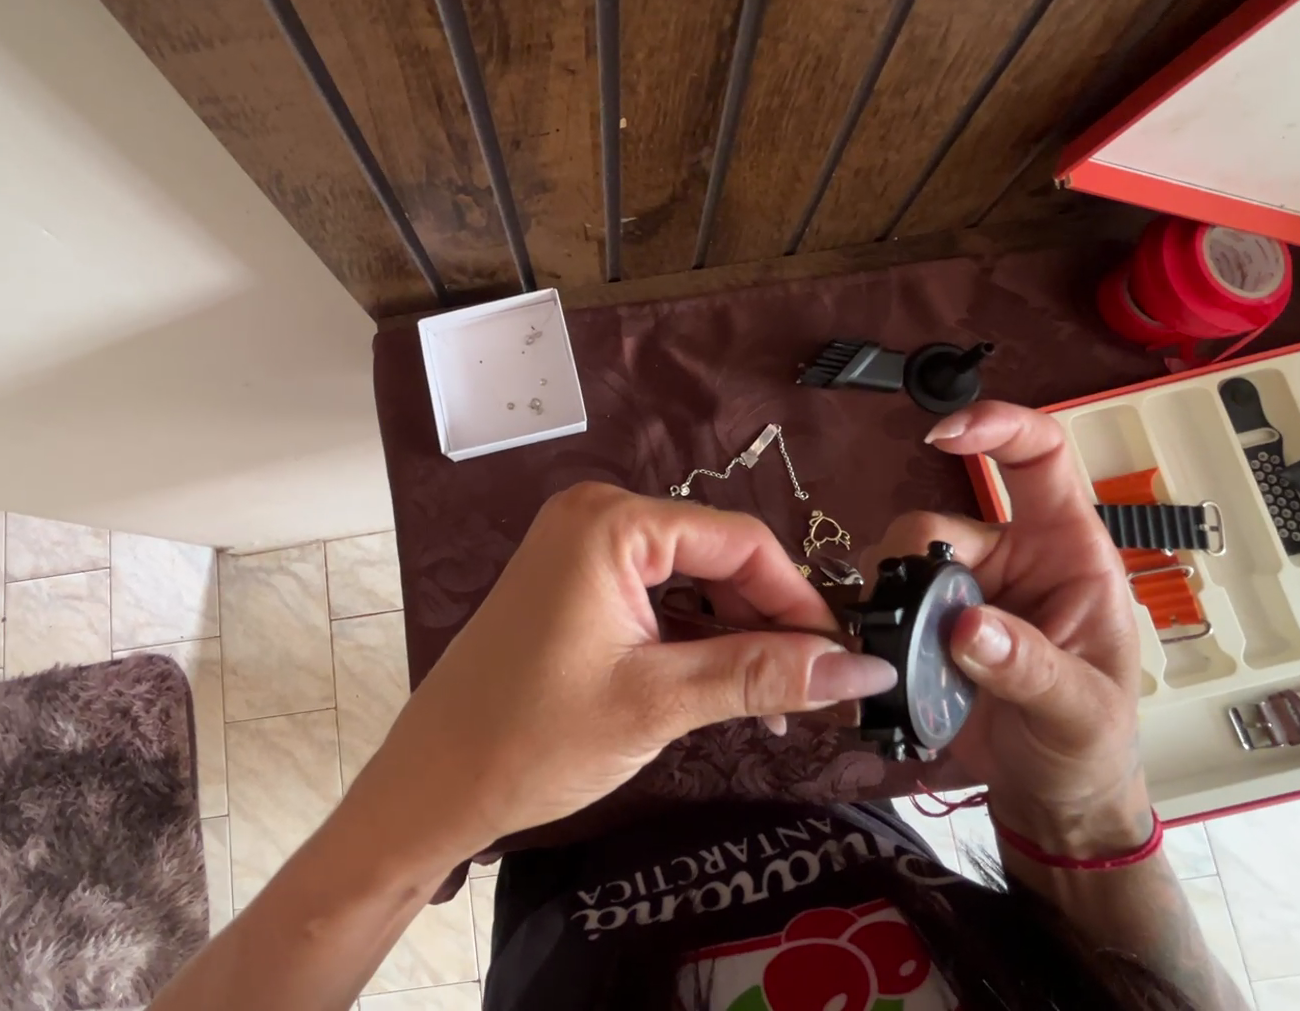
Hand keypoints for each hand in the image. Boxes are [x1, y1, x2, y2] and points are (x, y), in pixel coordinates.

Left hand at [355, 483, 899, 853]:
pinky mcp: (576, 585)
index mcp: (611, 523)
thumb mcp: (658, 702)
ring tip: (770, 704)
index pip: (739, 540)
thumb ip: (762, 675)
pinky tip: (724, 686)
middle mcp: (596, 517)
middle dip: (766, 622)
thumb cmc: (533, 738)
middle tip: (809, 692)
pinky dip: (694, 639)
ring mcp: (581, 549)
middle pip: (717, 556)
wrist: (434, 783)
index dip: (798, 599)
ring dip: (735, 636)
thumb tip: (865, 667)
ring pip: (691, 580)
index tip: (840, 660)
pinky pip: (656, 597)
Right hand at [863, 401, 1149, 855]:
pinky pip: (881, 596)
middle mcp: (1008, 559)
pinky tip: (876, 653)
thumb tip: (968, 627)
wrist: (1047, 793)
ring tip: (900, 652)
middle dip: (911, 560)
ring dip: (888, 597)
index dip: (998, 428)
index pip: (1040, 459)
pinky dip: (871, 619)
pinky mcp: (923, 620)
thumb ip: (1032, 669)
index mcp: (1067, 554)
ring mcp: (960, 590)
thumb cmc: (1088, 745)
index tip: (941, 436)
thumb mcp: (1081, 712)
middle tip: (910, 618)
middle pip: (938, 520)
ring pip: (898, 558)